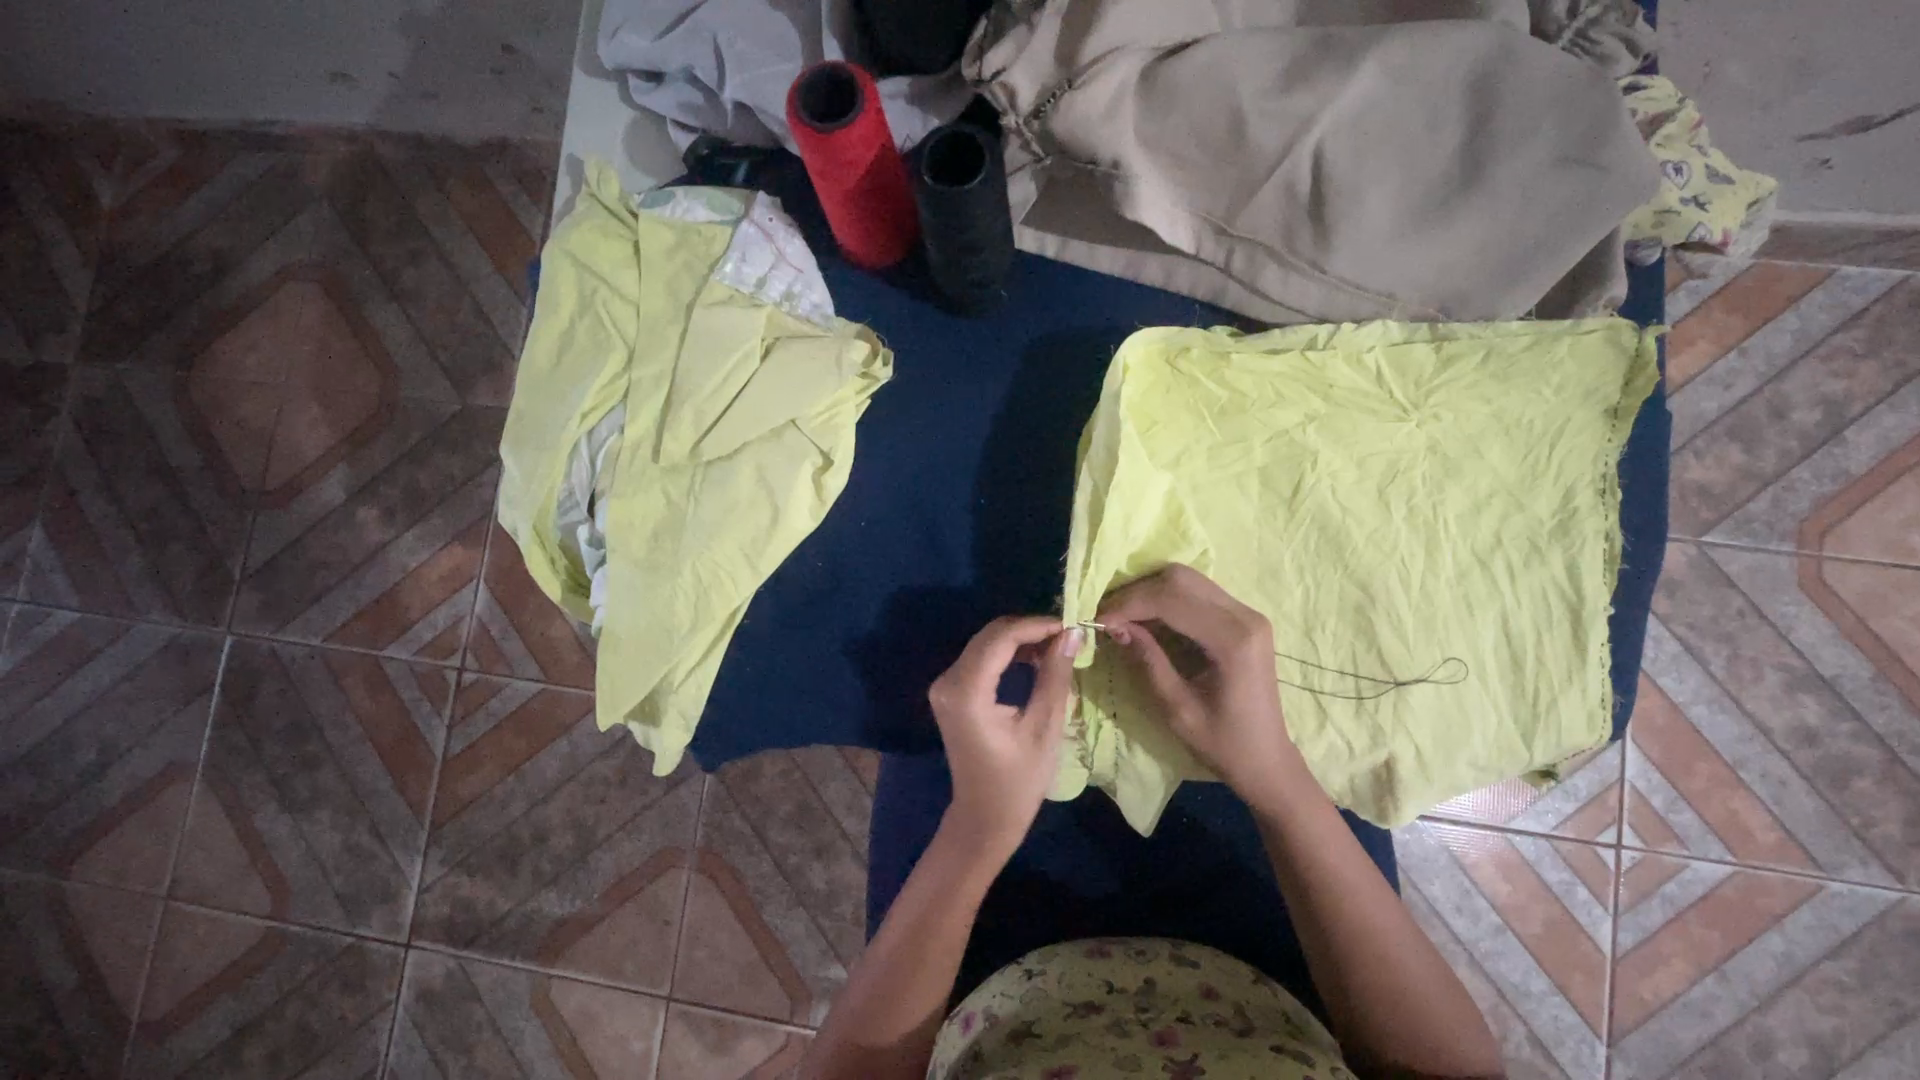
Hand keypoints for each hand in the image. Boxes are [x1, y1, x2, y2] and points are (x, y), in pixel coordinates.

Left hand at [927, 616, 1079, 861]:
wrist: (984, 817)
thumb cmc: (1018, 781)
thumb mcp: (1044, 727)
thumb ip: (1054, 676)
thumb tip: (1071, 634)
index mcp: (968, 692)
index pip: (1001, 637)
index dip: (1037, 625)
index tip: (1071, 625)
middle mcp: (948, 681)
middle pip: (990, 635)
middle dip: (1030, 629)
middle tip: (1068, 636)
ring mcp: (944, 686)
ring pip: (985, 643)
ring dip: (1020, 640)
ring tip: (1057, 649)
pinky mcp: (950, 692)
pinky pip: (980, 658)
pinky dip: (1007, 654)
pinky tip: (1034, 661)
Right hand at [1098, 564, 1311, 809]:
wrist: (1265, 759)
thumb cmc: (1223, 743)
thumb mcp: (1176, 708)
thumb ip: (1147, 661)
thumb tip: (1114, 627)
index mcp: (1234, 640)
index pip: (1172, 600)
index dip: (1130, 605)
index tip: (1098, 621)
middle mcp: (1245, 616)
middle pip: (1180, 579)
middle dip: (1137, 593)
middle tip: (1107, 616)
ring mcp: (1247, 614)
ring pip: (1187, 580)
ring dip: (1149, 592)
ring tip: (1122, 617)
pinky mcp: (1242, 619)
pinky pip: (1197, 593)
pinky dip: (1165, 599)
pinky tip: (1146, 620)